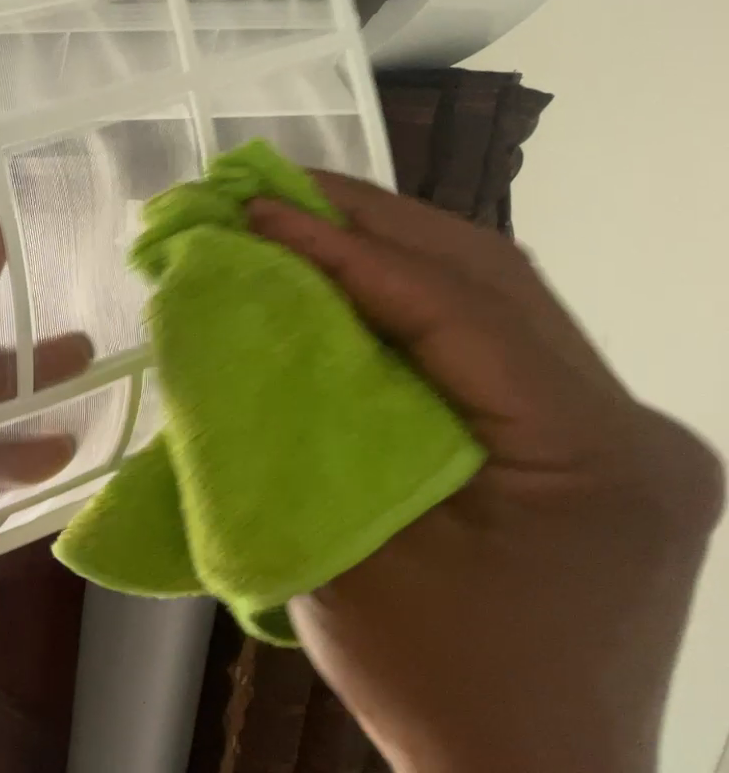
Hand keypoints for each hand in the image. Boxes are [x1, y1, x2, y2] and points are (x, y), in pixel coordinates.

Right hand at [249, 174, 723, 772]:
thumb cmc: (436, 678)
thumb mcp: (347, 551)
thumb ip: (295, 428)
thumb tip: (231, 328)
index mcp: (596, 455)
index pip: (462, 310)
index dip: (347, 249)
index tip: (253, 209)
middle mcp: (630, 425)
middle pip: (494, 278)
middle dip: (370, 218)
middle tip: (266, 183)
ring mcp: (612, 433)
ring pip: (496, 296)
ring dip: (387, 244)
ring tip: (294, 210)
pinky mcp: (576, 446)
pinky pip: (486, 340)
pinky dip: (404, 294)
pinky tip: (342, 279)